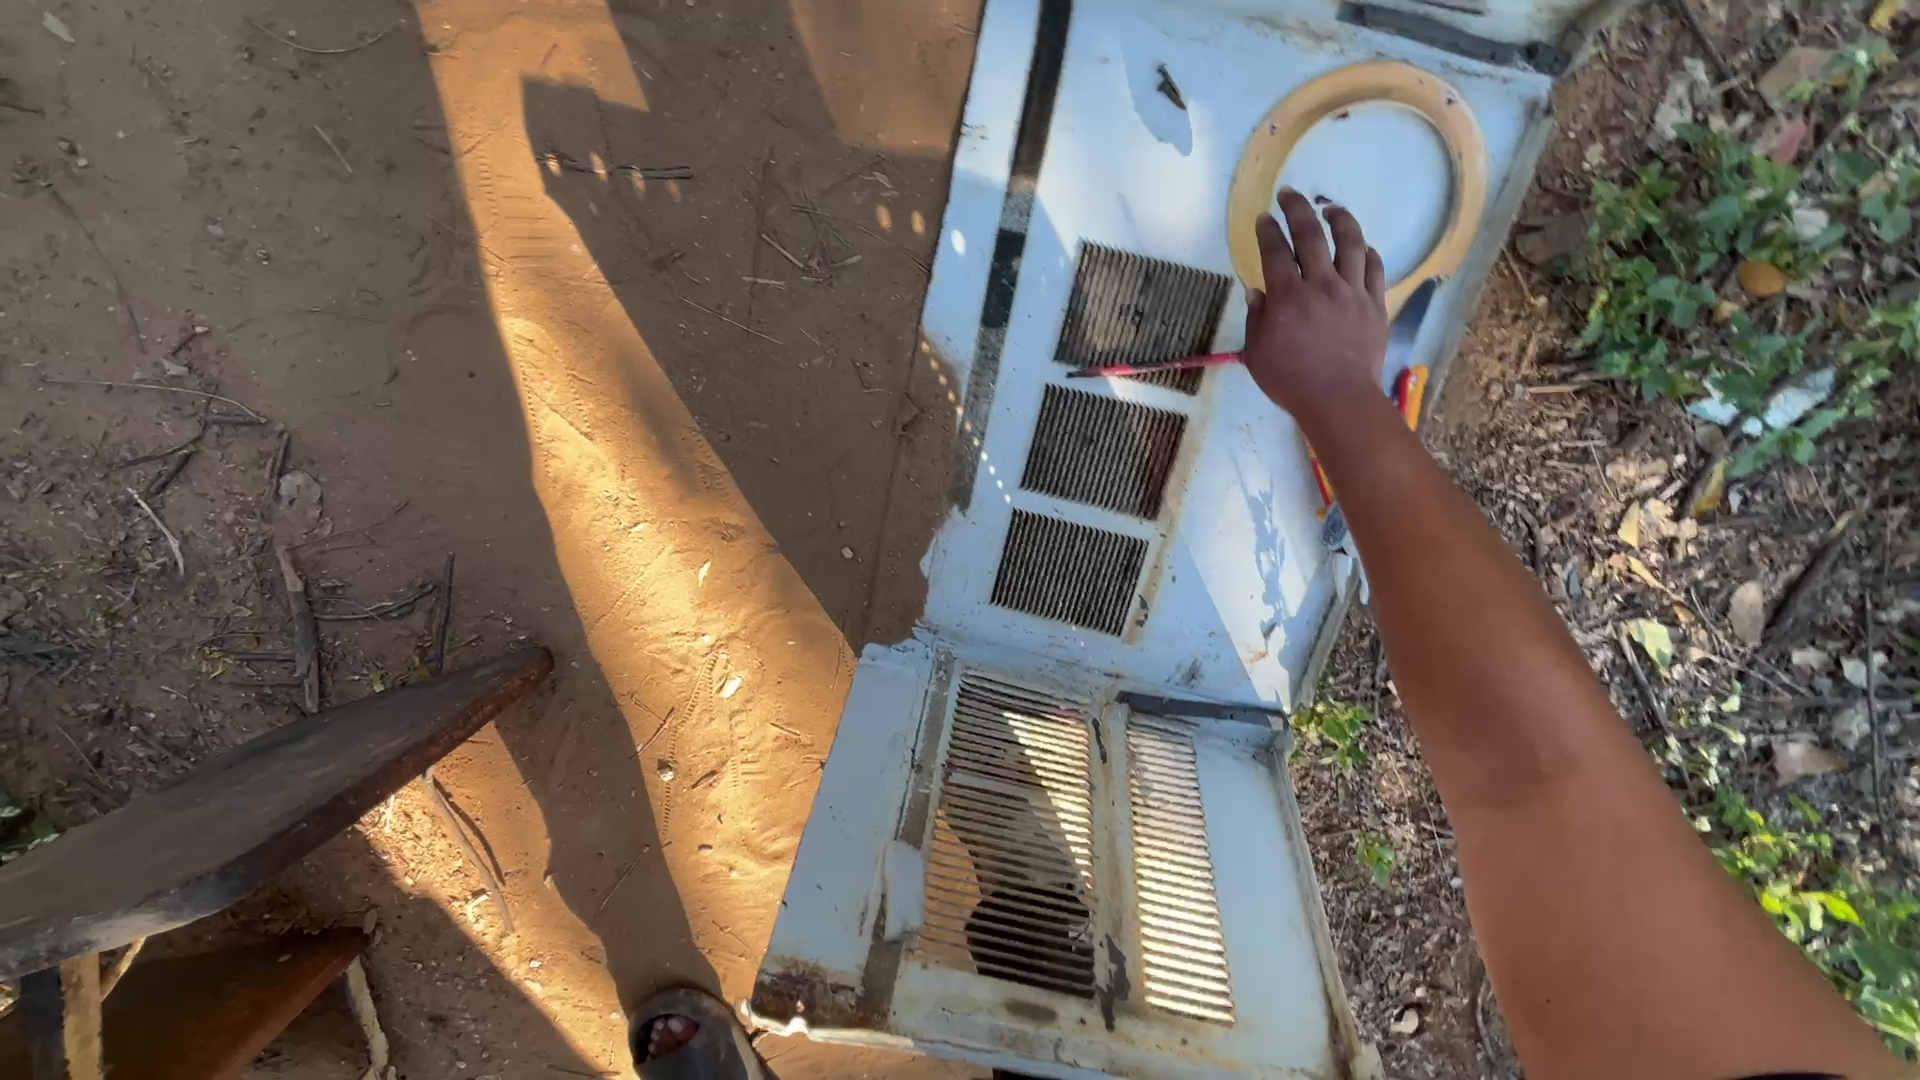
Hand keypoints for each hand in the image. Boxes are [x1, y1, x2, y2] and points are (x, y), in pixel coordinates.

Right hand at [1243, 189, 1388, 417]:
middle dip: (1297, 210)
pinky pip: (1374, 267)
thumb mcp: (1257, 354)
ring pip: (1350, 242)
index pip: (1275, 253)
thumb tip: (1257, 291)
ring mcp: (1352, 291)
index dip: (1268, 231)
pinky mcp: (1374, 303)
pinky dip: (1366, 251)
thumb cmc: (1290, 381)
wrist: (1338, 398)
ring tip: (1330, 208)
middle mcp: (1321, 285)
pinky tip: (1361, 246)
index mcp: (1288, 298)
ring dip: (1339, 219)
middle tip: (1290, 194)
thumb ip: (1257, 318)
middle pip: (1311, 236)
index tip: (1263, 218)